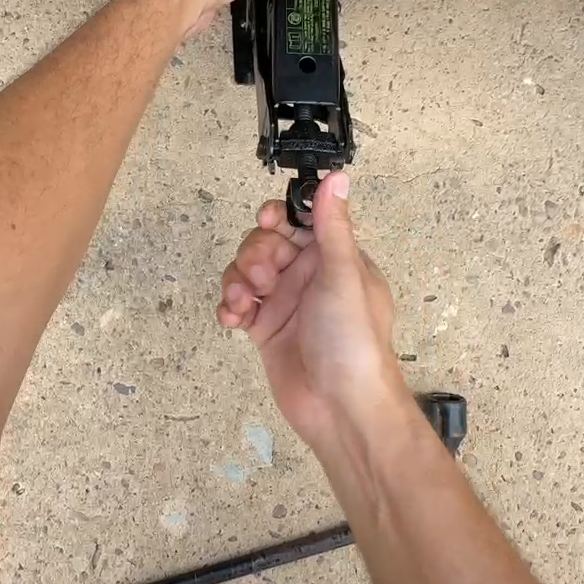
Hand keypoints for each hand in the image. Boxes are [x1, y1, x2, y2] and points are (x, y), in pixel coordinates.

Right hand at [215, 171, 408, 453]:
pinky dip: (230, 306)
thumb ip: (332, 225)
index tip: (267, 221)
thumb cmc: (353, 339)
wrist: (341, 407)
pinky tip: (233, 318)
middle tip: (263, 278)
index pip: (299, 221)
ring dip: (238, 280)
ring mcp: (284, 303)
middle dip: (255, 254)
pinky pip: (237, 305)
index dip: (278, 216)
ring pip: (246, 271)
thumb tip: (337, 176)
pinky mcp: (264, 330)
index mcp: (333, 258)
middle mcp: (307, 276)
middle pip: (265, 243)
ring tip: (245, 302)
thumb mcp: (343, 275)